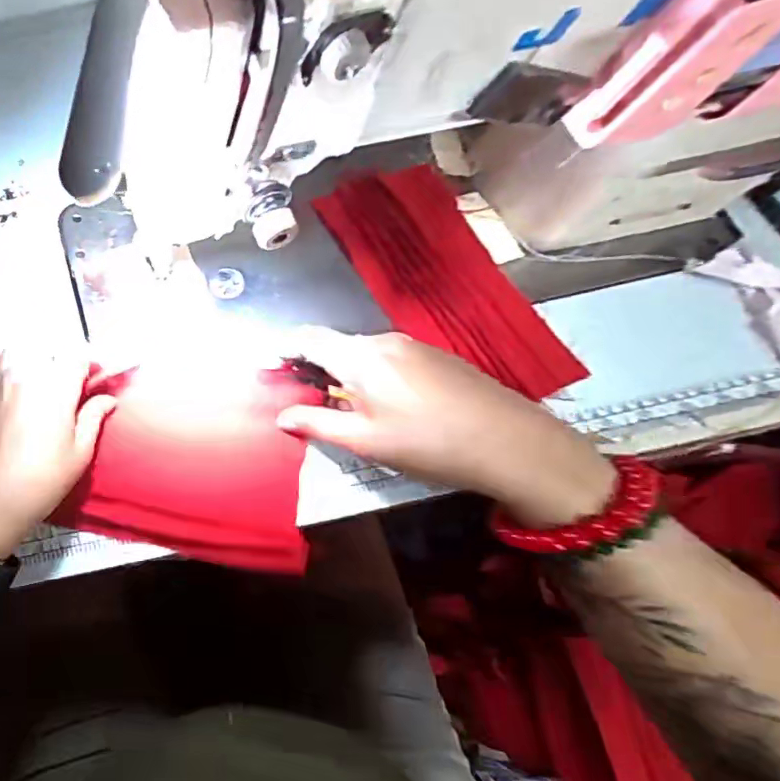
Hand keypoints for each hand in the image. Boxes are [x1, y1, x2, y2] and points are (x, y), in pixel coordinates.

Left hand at [0, 349, 115, 558]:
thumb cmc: (41, 481)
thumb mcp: (78, 454)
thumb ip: (93, 418)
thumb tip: (108, 399)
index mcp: (56, 388)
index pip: (78, 356)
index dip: (89, 365)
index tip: (93, 380)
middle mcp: (25, 373)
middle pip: (49, 345)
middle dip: (62, 359)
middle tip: (67, 383)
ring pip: (18, 346)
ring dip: (32, 355)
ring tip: (38, 377)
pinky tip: (5, 376)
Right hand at [278, 328, 615, 526]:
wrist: (507, 440)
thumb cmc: (426, 442)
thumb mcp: (365, 441)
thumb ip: (318, 424)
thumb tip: (282, 415)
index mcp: (360, 356)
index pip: (308, 337)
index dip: (284, 350)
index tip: (272, 370)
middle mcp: (384, 340)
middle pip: (336, 346)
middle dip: (315, 369)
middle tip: (309, 405)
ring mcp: (414, 345)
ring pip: (364, 354)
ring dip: (347, 376)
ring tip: (350, 413)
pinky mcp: (436, 356)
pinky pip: (390, 359)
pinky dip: (375, 377)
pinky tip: (389, 408)